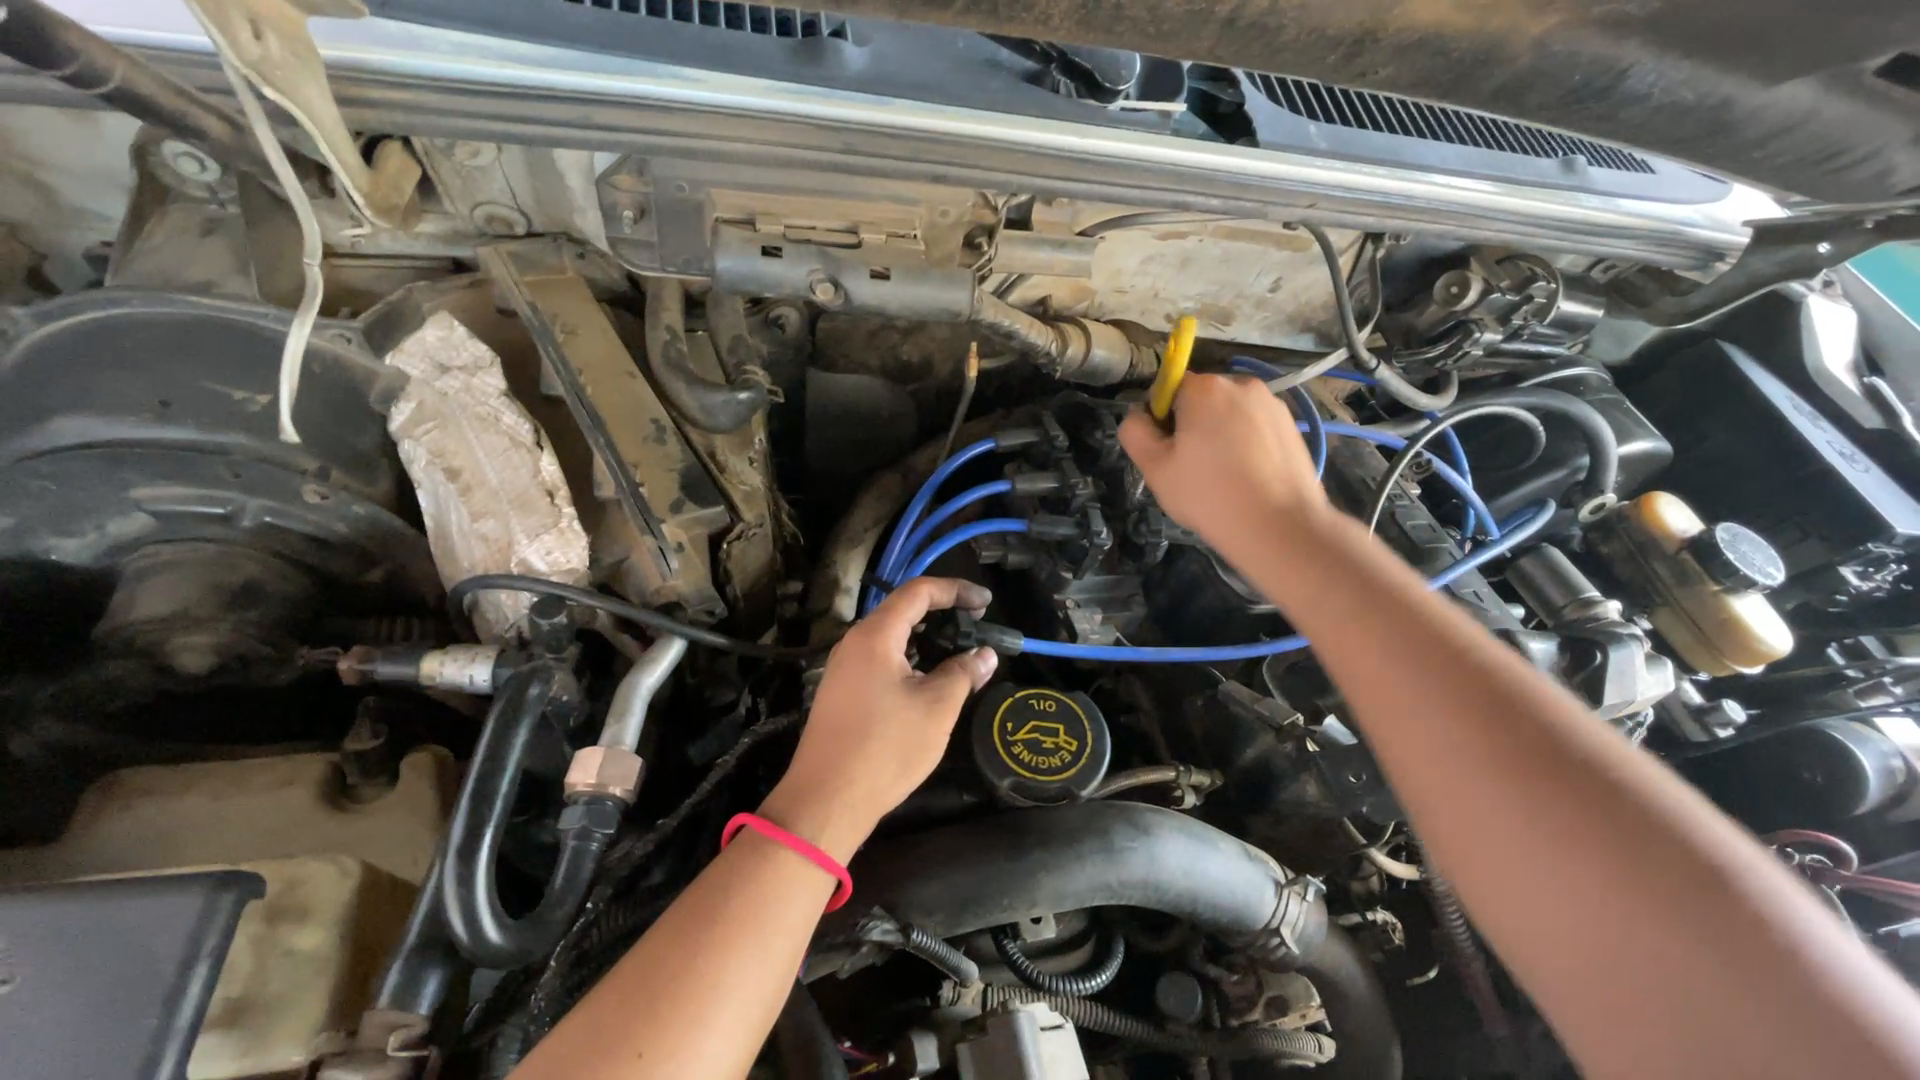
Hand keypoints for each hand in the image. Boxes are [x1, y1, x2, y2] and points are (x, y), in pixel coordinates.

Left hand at [759, 577, 998, 859]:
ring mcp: (843, 670)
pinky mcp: (841, 694)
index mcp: (875, 636)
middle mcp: (853, 644)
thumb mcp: (936, 708)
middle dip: (941, 614)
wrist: (826, 799)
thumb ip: (963, 673)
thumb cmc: (885, 748)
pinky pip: (880, 663)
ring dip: (925, 641)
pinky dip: (909, 662)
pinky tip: (928, 684)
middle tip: (975, 626)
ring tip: (958, 656)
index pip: (918, 592)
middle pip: (901, 612)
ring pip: (890, 640)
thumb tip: (984, 654)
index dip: (955, 590)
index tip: (985, 601)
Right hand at [1119, 374, 1329, 558]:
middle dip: (1193, 426)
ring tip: (1224, 477)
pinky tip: (1248, 478)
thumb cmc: (1209, 496)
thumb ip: (1135, 433)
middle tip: (1192, 469)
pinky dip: (1247, 445)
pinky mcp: (1292, 426)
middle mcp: (1242, 384)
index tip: (1168, 452)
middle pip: (1203, 399)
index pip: (1169, 389)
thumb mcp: (1155, 469)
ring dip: (1221, 435)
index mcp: (1205, 388)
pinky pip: (1256, 427)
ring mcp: (1273, 404)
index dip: (1162, 419)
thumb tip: (1138, 416)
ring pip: (1231, 414)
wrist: (1280, 528)